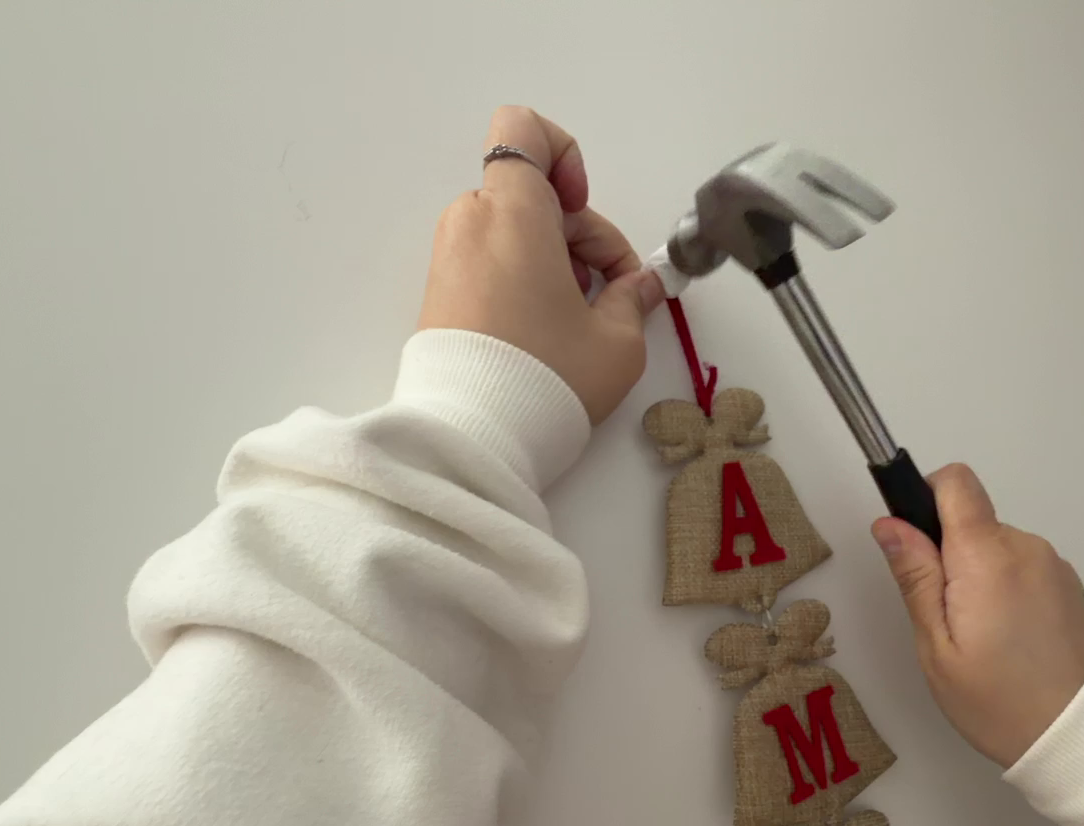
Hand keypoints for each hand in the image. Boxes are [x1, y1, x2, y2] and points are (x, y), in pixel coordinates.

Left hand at [418, 106, 664, 423]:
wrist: (474, 436)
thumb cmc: (552, 376)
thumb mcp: (617, 342)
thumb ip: (634, 298)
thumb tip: (642, 285)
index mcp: (513, 213)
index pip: (524, 131)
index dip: (566, 157)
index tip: (584, 209)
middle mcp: (471, 222)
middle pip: (535, 197)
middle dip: (582, 237)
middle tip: (610, 296)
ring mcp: (449, 259)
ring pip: (514, 233)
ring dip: (556, 263)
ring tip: (580, 321)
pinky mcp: (441, 294)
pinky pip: (491, 262)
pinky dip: (525, 281)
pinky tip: (548, 332)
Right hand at [873, 465, 1083, 767]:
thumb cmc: (1002, 702)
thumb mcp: (937, 647)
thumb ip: (915, 576)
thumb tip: (890, 525)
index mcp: (988, 556)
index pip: (955, 482)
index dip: (924, 496)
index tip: (913, 542)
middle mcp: (1026, 547)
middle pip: (971, 520)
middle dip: (947, 555)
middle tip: (945, 619)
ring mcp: (1054, 566)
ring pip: (994, 547)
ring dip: (976, 576)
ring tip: (979, 638)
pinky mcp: (1071, 587)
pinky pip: (1021, 568)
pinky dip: (1003, 590)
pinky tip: (1008, 640)